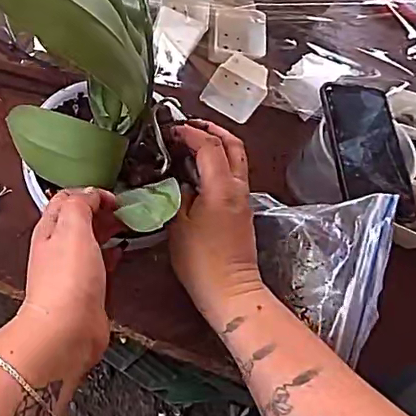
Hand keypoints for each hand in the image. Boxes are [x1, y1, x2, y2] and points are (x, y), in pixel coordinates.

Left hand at [20, 188, 118, 371]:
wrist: (66, 331)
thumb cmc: (64, 284)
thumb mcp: (72, 227)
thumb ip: (80, 204)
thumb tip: (91, 193)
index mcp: (51, 229)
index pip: (68, 199)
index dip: (91, 193)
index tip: (113, 197)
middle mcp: (59, 249)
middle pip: (80, 219)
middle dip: (102, 210)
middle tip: (123, 209)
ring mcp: (73, 270)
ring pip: (91, 240)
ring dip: (108, 230)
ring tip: (126, 224)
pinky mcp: (87, 290)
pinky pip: (101, 264)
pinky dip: (112, 254)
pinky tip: (119, 253)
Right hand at [169, 123, 266, 320]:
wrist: (230, 290)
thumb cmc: (201, 261)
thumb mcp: (178, 224)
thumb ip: (178, 194)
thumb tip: (180, 180)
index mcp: (222, 187)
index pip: (209, 145)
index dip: (190, 132)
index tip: (172, 130)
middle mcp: (238, 187)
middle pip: (233, 144)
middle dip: (213, 129)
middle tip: (190, 125)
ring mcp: (243, 199)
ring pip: (237, 158)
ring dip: (219, 144)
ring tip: (194, 142)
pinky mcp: (242, 210)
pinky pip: (234, 175)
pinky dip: (220, 162)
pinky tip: (200, 170)